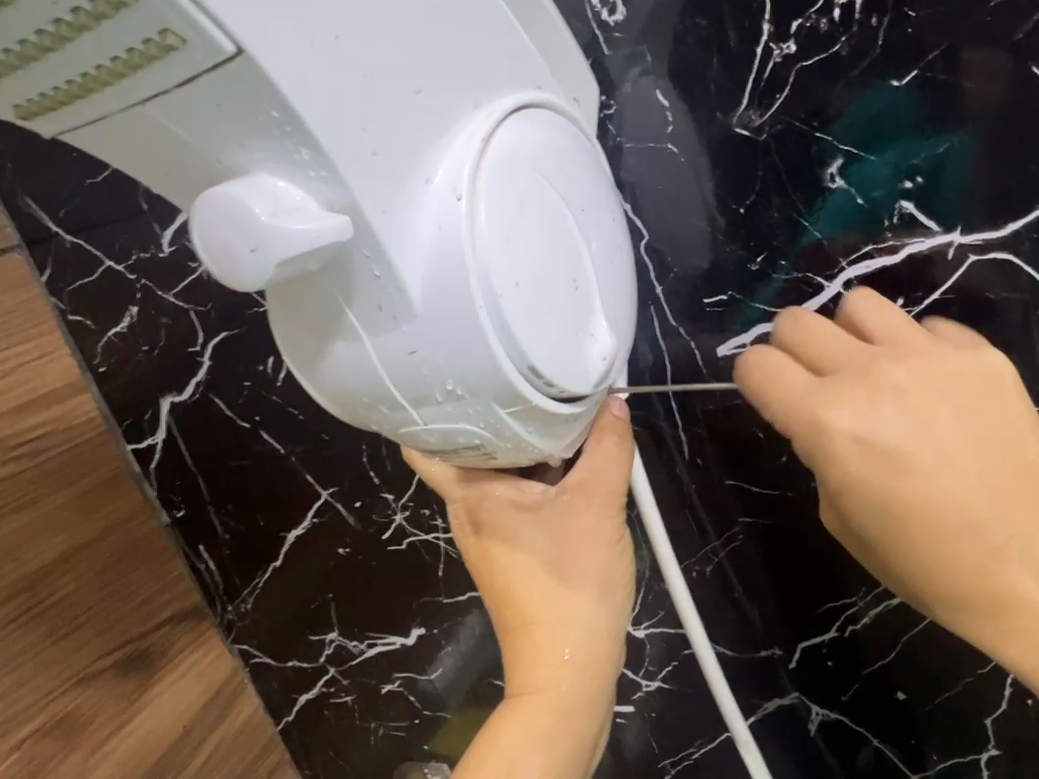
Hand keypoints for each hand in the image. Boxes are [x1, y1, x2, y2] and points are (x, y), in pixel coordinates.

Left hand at [403, 399, 635, 707]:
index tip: (457, 368)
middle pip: (469, 449)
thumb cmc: (569, 581)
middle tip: (519, 370)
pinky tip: (570, 456)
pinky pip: (518, 496)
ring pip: (498, 473)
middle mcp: (470, 509)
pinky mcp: (515, 550)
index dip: (432, 403)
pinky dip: (539, 472)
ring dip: (522, 443)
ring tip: (550, 402)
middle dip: (493, 412)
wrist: (570, 670)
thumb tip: (614, 399)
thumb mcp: (598, 503)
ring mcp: (491, 532)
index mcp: (471, 493)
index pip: (425, 441)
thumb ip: (608, 446)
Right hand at [734, 287, 1038, 654]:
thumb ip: (816, 449)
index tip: (772, 396)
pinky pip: (928, 326)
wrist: (1030, 570)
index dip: (755, 380)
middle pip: (795, 321)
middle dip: (793, 351)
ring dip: (853, 336)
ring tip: (876, 371)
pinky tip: (939, 391)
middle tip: (817, 384)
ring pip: (859, 303)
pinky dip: (920, 350)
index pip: (756, 363)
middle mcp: (870, 374)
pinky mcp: (980, 354)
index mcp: (827, 422)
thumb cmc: (924, 561)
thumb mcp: (838, 515)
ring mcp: (929, 356)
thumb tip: (818, 415)